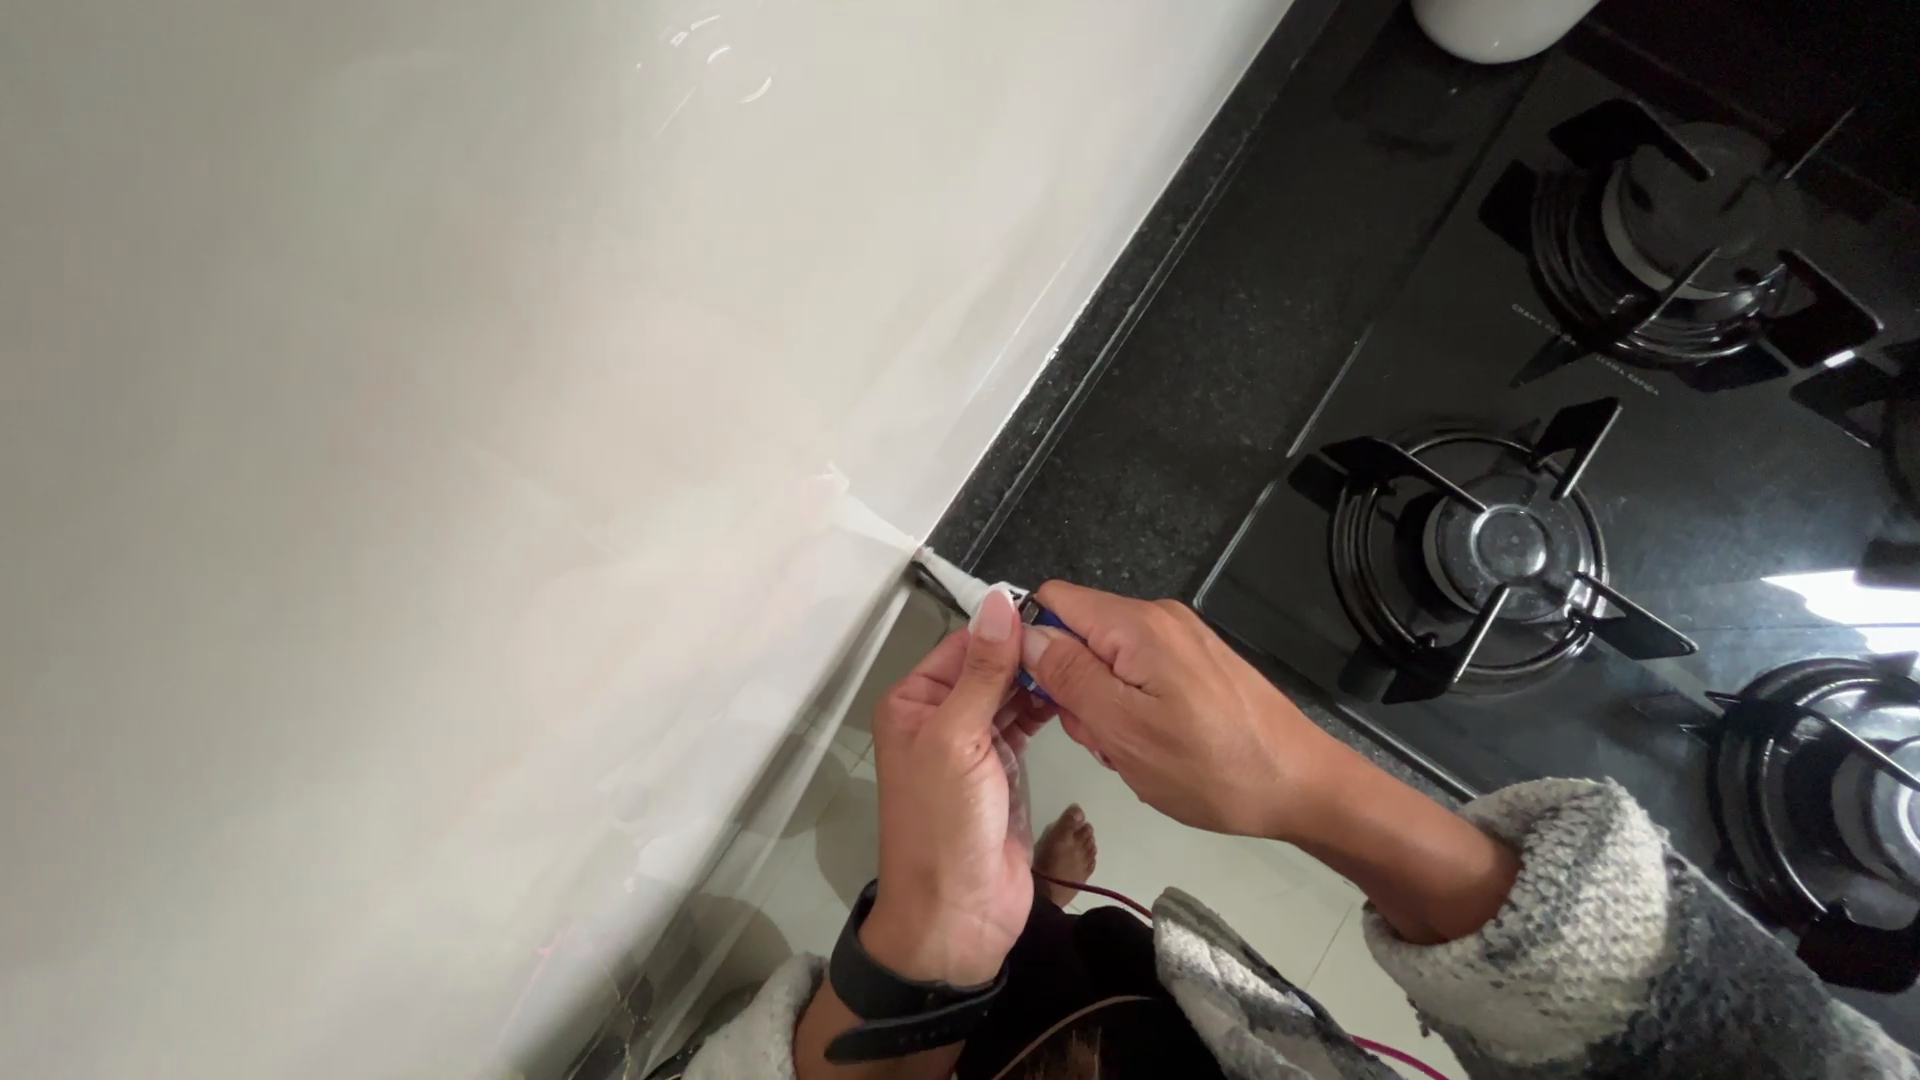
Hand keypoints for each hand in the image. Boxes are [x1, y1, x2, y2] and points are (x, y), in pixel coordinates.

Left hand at [863, 588, 1049, 984]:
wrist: (959, 916)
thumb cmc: (945, 822)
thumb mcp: (958, 738)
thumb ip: (982, 670)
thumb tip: (999, 600)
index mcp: (914, 701)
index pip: (962, 645)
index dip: (1004, 629)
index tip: (1055, 615)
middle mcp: (940, 715)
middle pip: (987, 666)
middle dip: (1026, 654)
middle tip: (1081, 640)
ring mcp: (973, 741)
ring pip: (1008, 693)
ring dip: (1040, 680)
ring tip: (1085, 662)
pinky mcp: (1003, 765)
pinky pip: (1024, 722)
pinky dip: (1046, 708)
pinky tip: (1075, 693)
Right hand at [1017, 581, 1349, 841]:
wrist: (1304, 787)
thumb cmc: (1210, 766)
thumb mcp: (1124, 729)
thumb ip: (1069, 676)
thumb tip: (1024, 632)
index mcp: (1136, 624)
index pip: (1053, 600)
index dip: (1031, 640)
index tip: (1039, 693)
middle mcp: (1157, 618)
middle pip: (1080, 634)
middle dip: (1074, 686)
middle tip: (1101, 738)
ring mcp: (1180, 640)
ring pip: (1107, 661)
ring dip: (1103, 706)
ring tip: (1132, 750)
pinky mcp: (1196, 663)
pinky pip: (1139, 675)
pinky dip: (1131, 709)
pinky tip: (1153, 746)